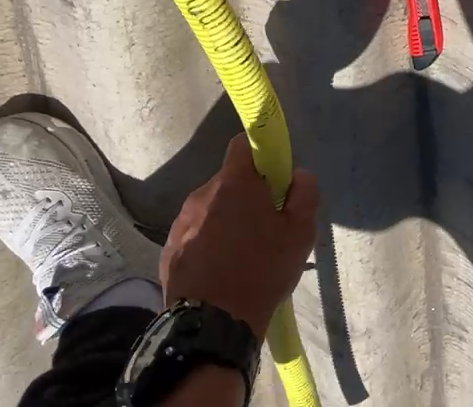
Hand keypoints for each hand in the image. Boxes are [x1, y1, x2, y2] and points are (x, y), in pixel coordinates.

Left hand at [161, 138, 318, 336]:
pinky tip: (221, 270)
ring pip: (210, 209)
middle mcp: (202, 196)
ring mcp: (179, 225)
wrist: (212, 328)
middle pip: (229, 181)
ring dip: (226, 219)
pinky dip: (208, 243)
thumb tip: (297, 175)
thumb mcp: (301, 232)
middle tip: (266, 222)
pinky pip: (194, 234)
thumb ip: (305, 193)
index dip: (261, 153)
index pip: (243, 144)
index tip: (275, 176)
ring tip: (242, 253)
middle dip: (247, 194)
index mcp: (234, 184)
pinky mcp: (167, 252)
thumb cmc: (262, 271)